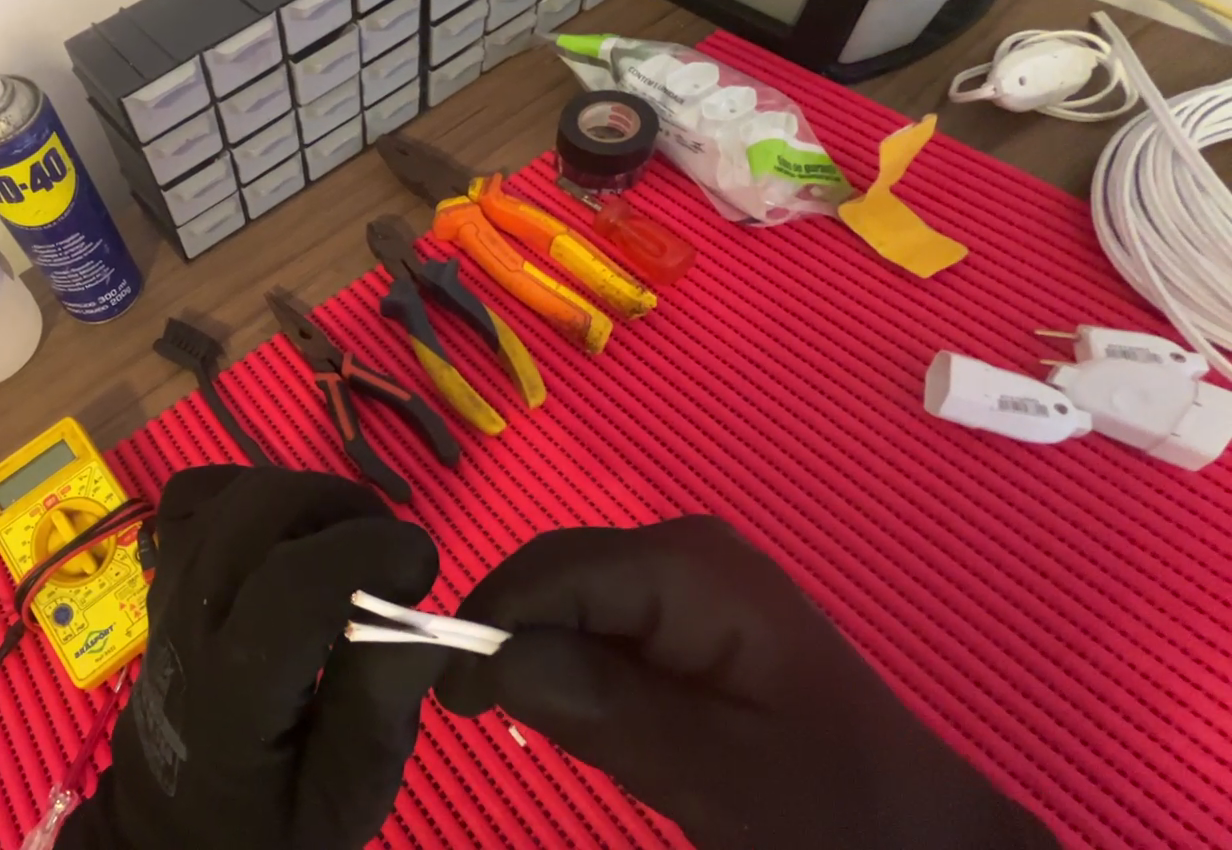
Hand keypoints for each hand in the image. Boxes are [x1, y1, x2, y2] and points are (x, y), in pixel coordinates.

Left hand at [60, 466, 443, 849]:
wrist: (172, 821)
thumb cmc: (266, 819)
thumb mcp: (343, 797)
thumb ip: (380, 707)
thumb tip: (426, 619)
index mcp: (234, 687)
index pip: (297, 581)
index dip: (373, 552)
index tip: (421, 570)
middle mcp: (192, 614)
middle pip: (266, 509)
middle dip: (349, 513)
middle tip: (389, 561)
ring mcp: (171, 579)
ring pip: (241, 489)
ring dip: (311, 499)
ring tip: (347, 545)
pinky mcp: (166, 562)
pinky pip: (204, 490)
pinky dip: (254, 492)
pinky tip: (285, 534)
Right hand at [436, 516, 1056, 848]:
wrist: (916, 834)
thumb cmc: (831, 811)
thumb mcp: (717, 775)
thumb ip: (606, 708)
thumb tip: (498, 660)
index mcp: (686, 566)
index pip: (551, 571)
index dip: (489, 623)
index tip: (452, 697)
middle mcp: (675, 548)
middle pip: (551, 572)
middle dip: (506, 634)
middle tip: (476, 712)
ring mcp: (678, 573)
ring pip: (563, 593)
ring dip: (532, 649)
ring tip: (526, 714)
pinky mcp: (676, 606)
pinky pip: (591, 616)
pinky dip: (564, 657)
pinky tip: (574, 701)